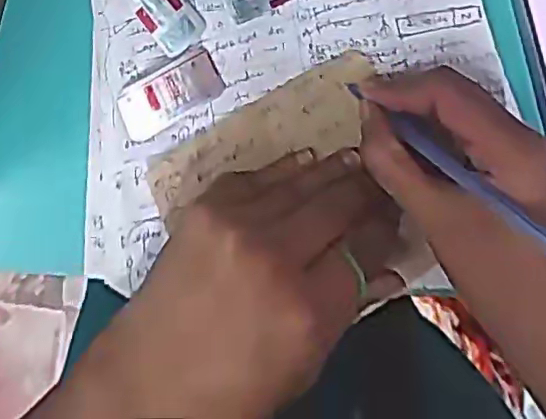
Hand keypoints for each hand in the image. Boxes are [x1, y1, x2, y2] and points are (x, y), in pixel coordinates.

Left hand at [34, 151, 402, 418]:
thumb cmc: (234, 386)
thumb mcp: (303, 364)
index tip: (394, 214)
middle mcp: (274, 254)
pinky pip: (257, 176)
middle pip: (335, 206)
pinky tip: (306, 161)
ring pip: (298, 183)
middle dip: (363, 190)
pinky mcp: (206, 205)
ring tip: (353, 158)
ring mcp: (236, 222)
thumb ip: (347, 310)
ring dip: (330, 170)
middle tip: (380, 178)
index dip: (384, 227)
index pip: (363, 248)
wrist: (151, 373)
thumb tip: (387, 269)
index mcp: (306, 308)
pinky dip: (286, 168)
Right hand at [357, 68, 545, 269]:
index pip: (449, 94)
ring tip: (380, 123)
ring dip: (417, 109)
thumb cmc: (493, 278)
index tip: (361, 96)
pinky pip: (465, 125)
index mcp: (517, 151)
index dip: (400, 89)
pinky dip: (431, 126)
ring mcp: (525, 147)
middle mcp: (527, 137)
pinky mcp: (516, 158)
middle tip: (367, 109)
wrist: (542, 328)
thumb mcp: (433, 216)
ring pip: (458, 105)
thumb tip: (367, 114)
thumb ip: (392, 160)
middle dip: (406, 95)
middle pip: (455, 92)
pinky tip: (406, 140)